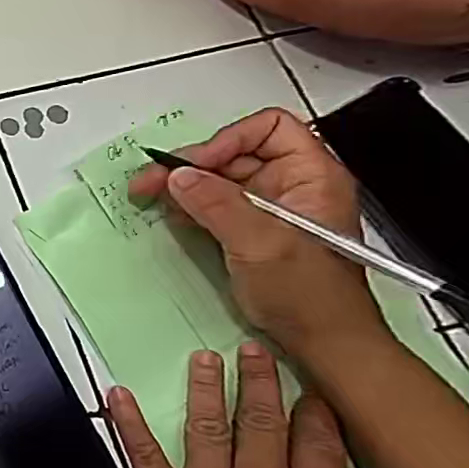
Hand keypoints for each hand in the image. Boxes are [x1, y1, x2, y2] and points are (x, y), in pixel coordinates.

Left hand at [109, 344, 402, 467]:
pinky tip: (118, 394)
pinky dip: (129, 423)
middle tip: (254, 349)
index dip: (315, 415)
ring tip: (203, 357)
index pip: (320, 447)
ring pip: (207, 429)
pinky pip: (144, 457)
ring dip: (205, 390)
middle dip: (260, 384)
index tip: (310, 389)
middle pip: (262, 426)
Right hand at [129, 108, 387, 355]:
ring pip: (215, 177)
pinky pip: (209, 203)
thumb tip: (178, 176)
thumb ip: (219, 205)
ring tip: (149, 196)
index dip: (227, 141)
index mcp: (310, 177)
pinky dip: (185, 205)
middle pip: (232, 152)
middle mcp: (288, 185)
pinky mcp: (244, 228)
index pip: (268, 129)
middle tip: (150, 181)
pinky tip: (170, 215)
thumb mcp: (262, 244)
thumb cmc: (309, 295)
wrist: (318, 338)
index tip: (193, 168)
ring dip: (180, 184)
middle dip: (188, 164)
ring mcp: (265, 207)